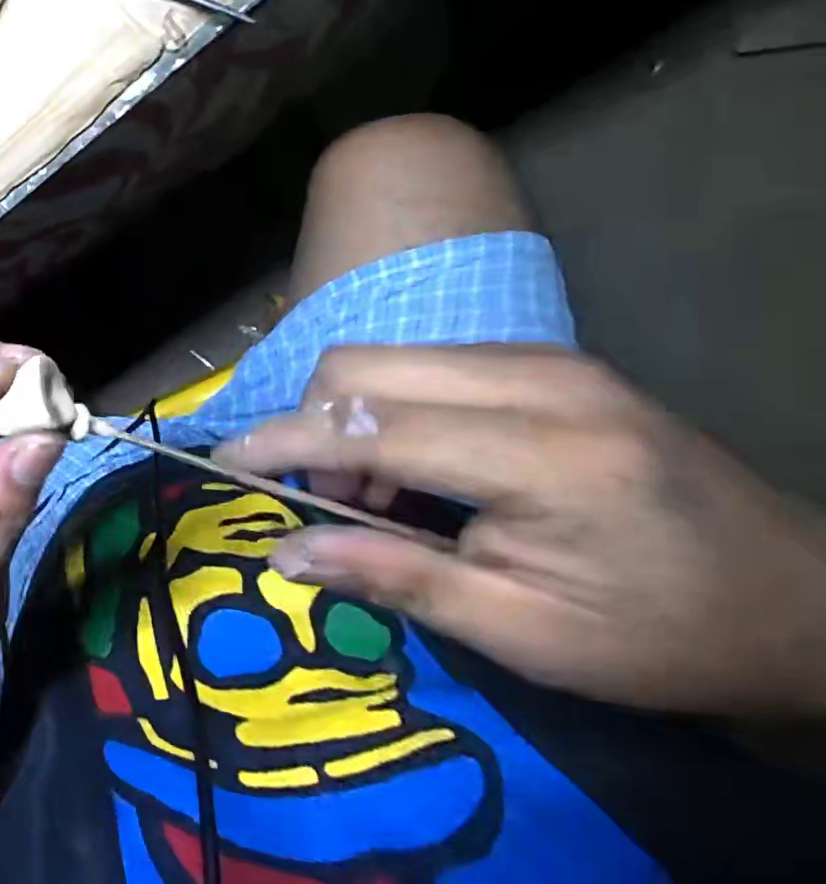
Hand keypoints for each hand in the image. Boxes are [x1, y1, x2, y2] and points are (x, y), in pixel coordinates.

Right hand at [214, 345, 825, 717]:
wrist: (808, 604)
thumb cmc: (662, 634)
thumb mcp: (523, 633)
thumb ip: (394, 580)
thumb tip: (281, 555)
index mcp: (549, 459)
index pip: (368, 426)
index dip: (282, 443)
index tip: (225, 464)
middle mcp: (541, 383)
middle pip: (359, 369)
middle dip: (309, 427)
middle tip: (327, 499)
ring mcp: (544, 361)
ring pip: (377, 359)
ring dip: (341, 419)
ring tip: (370, 491)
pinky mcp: (539, 361)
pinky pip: (412, 363)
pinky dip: (378, 409)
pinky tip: (407, 465)